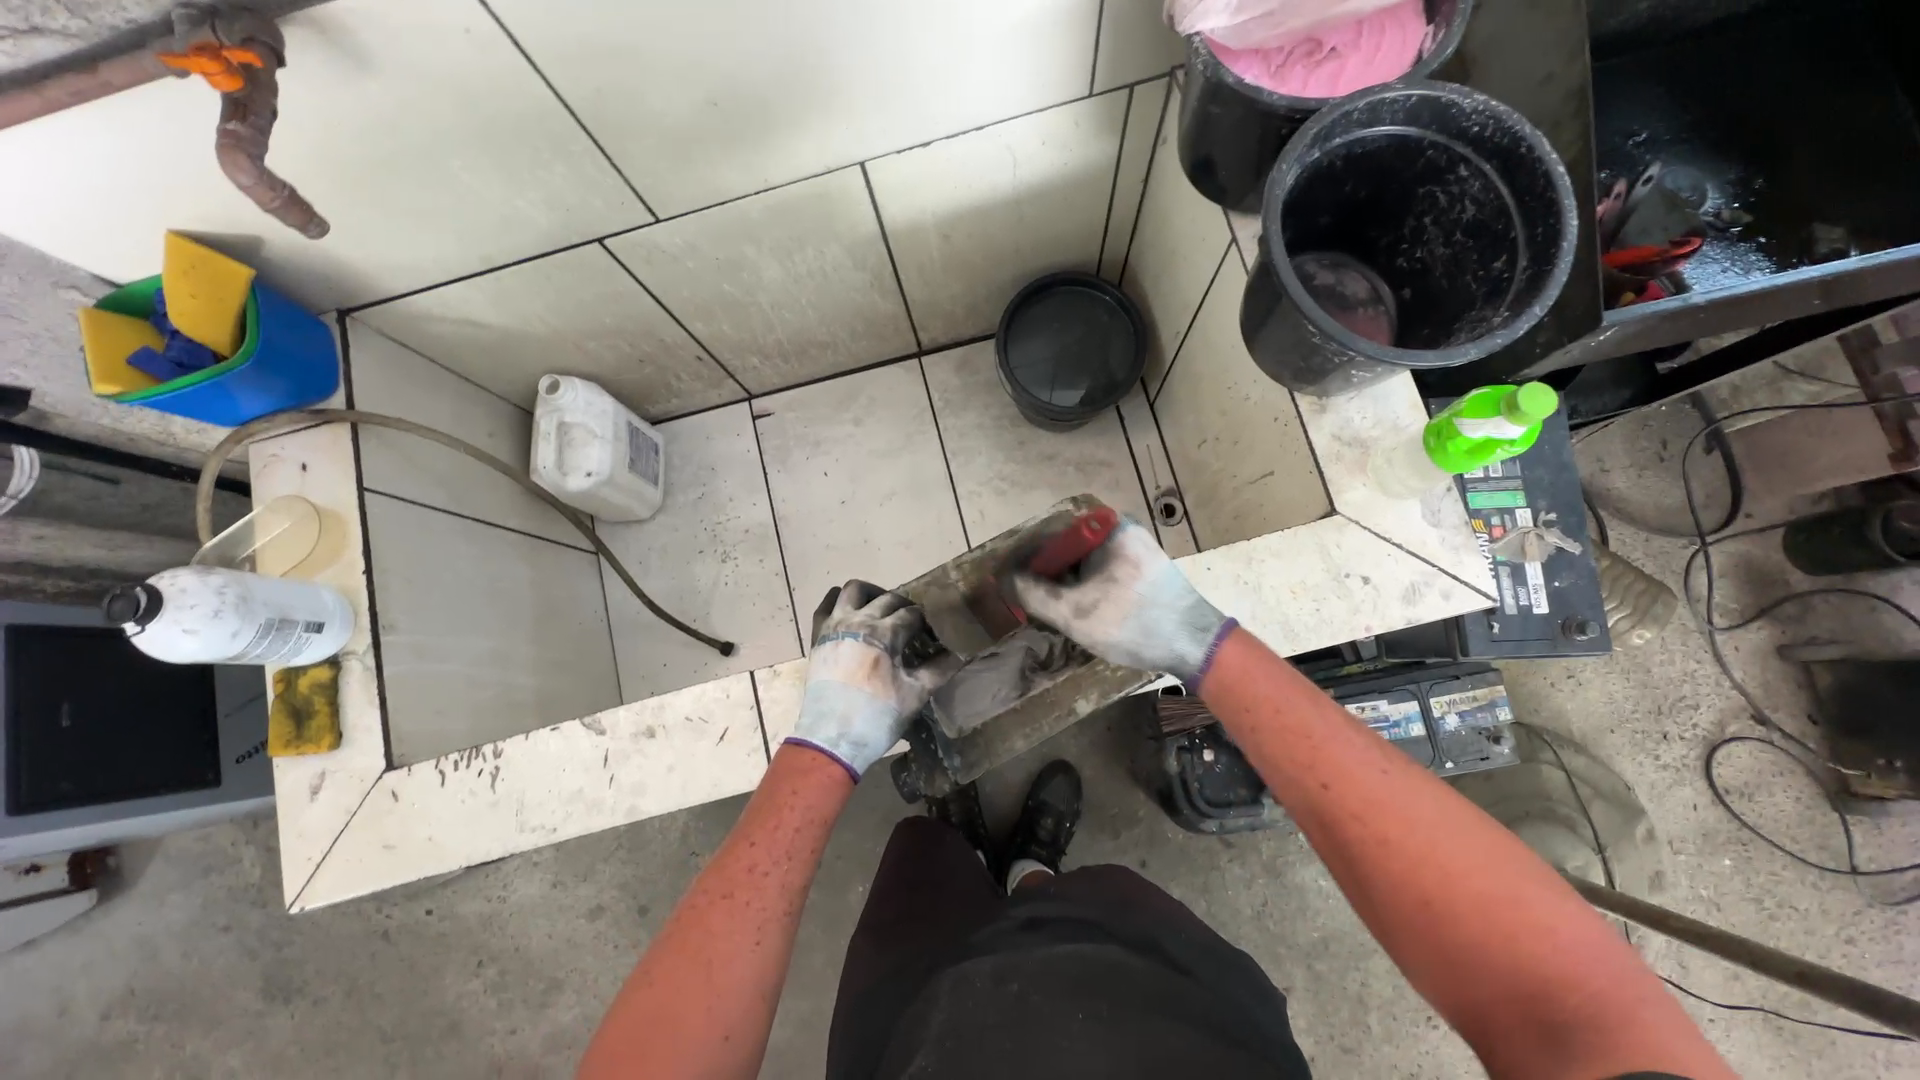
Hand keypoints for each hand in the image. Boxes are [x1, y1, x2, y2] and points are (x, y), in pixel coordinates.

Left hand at [787, 580, 960, 780]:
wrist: (833, 738)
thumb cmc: (878, 716)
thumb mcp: (916, 693)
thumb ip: (940, 668)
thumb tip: (962, 653)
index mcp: (885, 633)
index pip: (913, 614)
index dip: (927, 622)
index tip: (934, 632)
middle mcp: (859, 620)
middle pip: (888, 599)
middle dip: (905, 606)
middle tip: (914, 624)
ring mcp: (834, 626)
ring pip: (854, 590)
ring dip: (872, 594)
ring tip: (883, 610)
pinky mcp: (817, 636)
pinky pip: (825, 605)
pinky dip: (838, 601)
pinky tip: (851, 612)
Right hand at [1011, 520, 1234, 686]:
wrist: (1195, 645)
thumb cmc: (1133, 624)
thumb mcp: (1074, 613)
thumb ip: (1033, 594)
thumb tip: (1004, 581)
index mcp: (1105, 527)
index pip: (1048, 534)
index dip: (1021, 558)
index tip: (1003, 582)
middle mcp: (1120, 528)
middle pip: (1066, 546)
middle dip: (1042, 572)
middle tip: (1022, 599)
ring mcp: (1133, 547)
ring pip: (1083, 561)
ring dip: (1062, 582)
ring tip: (1043, 607)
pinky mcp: (1142, 567)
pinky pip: (1101, 570)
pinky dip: (1083, 586)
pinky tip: (1074, 610)